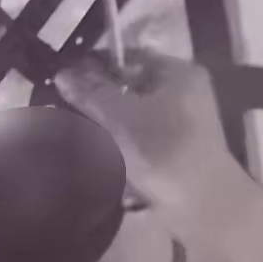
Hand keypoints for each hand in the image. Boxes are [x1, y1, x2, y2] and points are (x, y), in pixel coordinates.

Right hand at [54, 49, 229, 174]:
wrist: (199, 203)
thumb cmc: (161, 151)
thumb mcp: (119, 118)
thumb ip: (90, 94)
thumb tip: (63, 73)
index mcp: (177, 74)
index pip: (129, 58)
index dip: (95, 67)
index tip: (65, 83)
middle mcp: (182, 94)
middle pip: (127, 91)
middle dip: (98, 105)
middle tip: (68, 115)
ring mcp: (179, 127)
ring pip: (129, 120)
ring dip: (105, 132)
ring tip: (82, 145)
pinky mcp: (172, 155)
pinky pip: (136, 145)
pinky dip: (118, 153)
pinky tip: (102, 166)